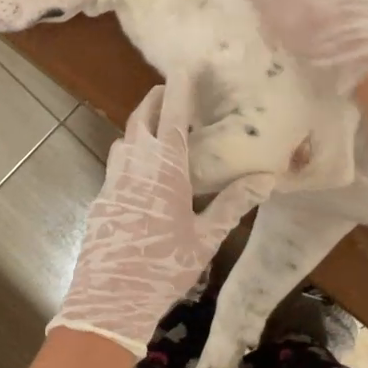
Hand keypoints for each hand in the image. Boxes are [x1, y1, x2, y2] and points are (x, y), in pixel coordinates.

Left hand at [47, 76, 274, 356]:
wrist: (109, 300)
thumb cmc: (164, 268)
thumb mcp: (206, 238)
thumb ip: (233, 204)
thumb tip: (267, 176)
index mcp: (164, 171)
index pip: (172, 118)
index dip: (178, 90)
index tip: (182, 67)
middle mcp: (134, 167)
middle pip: (140, 121)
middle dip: (153, 100)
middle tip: (167, 90)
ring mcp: (112, 183)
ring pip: (123, 142)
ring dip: (138, 127)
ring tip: (156, 129)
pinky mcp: (100, 201)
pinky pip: (115, 168)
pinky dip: (129, 158)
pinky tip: (140, 175)